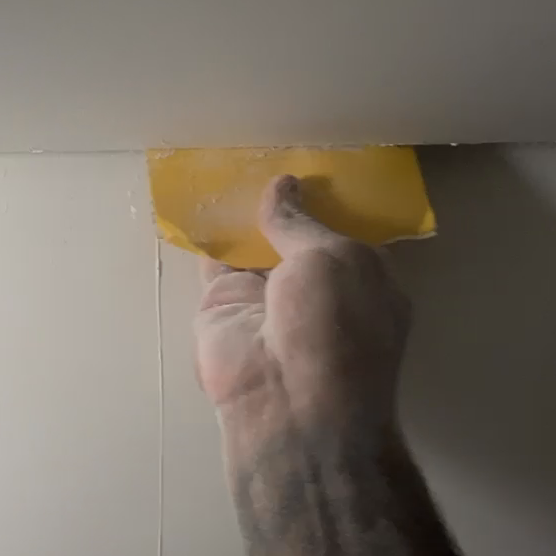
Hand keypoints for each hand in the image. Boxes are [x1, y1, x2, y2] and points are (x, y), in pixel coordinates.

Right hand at [193, 175, 408, 440]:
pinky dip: (203, 238)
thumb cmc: (333, 326)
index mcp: (360, 279)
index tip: (308, 163)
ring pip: (249, 248)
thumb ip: (299, 222)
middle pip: (290, 238)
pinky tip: (196, 201)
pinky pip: (211, 264)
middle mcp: (313, 288)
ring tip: (224, 166)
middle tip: (260, 154)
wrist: (284, 400)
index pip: (341, 233)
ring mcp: (264, 299)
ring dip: (238, 217)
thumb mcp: (333, 259)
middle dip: (278, 205)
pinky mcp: (219, 307)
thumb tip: (282, 185)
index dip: (324, 201)